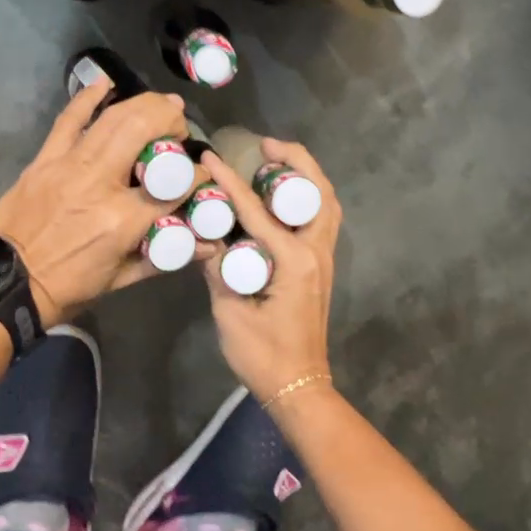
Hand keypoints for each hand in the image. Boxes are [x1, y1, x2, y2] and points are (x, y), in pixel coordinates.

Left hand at [0, 76, 208, 325]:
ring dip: (143, 105)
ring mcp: (70, 166)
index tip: (204, 172)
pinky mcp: (45, 159)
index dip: (197, 176)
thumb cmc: (67, 288)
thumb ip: (165, 254)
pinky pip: (69, 119)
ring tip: (162, 106)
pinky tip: (107, 83)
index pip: (175, 186)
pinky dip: (88, 97)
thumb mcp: (121, 279)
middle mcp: (100, 183)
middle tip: (180, 128)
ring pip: (113, 119)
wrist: (5, 283)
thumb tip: (207, 244)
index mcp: (124, 219)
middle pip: (144, 132)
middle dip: (171, 121)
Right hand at [201, 138, 341, 402]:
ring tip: (277, 163)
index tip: (213, 156)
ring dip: (306, 178)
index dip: (232, 182)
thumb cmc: (262, 356)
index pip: (258, 211)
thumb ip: (217, 269)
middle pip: (317, 193)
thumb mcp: (230, 312)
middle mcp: (316, 253)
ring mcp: (323, 261)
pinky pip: (321, 221)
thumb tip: (204, 239)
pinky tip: (282, 199)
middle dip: (295, 161)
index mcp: (293, 262)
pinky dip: (308, 200)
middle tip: (265, 145)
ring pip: (326, 204)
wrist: (297, 386)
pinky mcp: (320, 269)